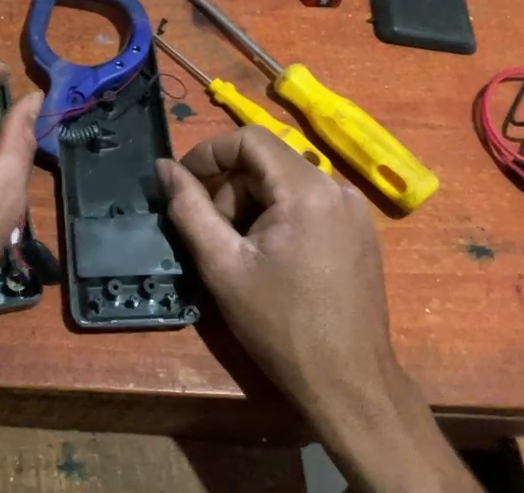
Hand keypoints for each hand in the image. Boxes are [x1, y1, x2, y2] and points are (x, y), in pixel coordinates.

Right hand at [160, 127, 476, 492]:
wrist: (349, 385)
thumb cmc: (280, 326)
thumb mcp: (222, 266)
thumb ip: (188, 208)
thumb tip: (164, 167)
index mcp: (307, 189)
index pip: (248, 138)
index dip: (208, 154)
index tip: (183, 186)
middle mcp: (337, 187)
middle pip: (267, 161)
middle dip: (229, 188)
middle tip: (211, 234)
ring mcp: (354, 209)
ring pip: (285, 181)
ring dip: (251, 204)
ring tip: (239, 252)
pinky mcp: (360, 230)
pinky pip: (308, 201)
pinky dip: (278, 215)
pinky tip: (270, 258)